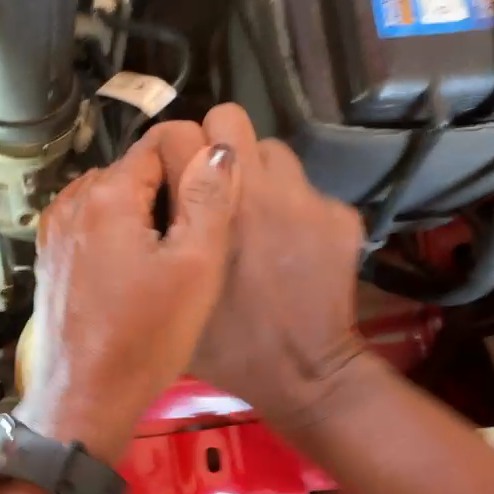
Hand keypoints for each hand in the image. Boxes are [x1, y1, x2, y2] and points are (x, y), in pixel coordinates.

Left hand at [15, 129, 239, 461]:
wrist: (85, 399)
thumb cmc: (146, 338)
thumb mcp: (196, 266)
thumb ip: (209, 198)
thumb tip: (218, 146)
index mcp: (106, 195)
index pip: (158, 142)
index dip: (193, 163)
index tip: (212, 203)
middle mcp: (71, 203)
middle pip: (132, 170)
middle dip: (166, 191)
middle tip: (193, 241)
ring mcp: (54, 233)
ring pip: (110, 199)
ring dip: (140, 215)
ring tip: (164, 262)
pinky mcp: (49, 261)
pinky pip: (90, 227)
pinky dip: (114, 235)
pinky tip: (132, 273)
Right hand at [150, 104, 372, 434]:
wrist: (304, 374)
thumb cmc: (227, 348)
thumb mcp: (174, 299)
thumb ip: (161, 247)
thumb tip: (153, 212)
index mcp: (209, 210)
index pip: (177, 133)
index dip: (169, 151)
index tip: (171, 175)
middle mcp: (258, 189)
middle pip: (229, 118)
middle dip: (216, 146)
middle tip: (212, 185)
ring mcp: (306, 198)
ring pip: (273, 152)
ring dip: (257, 176)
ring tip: (254, 218)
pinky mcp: (340, 214)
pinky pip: (307, 190)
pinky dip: (294, 209)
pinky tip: (290, 248)